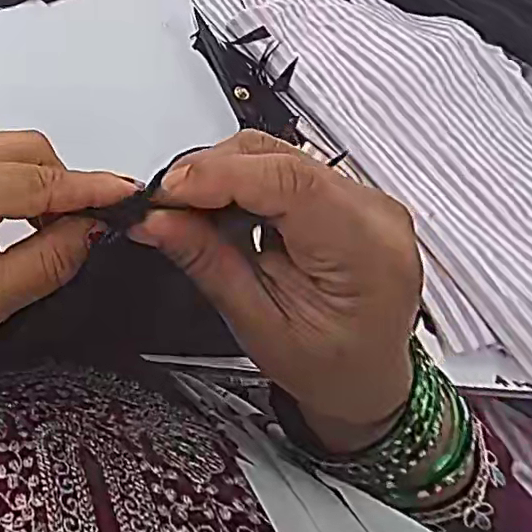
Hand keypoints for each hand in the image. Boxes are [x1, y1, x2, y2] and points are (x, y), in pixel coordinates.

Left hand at [0, 131, 136, 367]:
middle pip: (31, 152)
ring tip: (54, 230)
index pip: (42, 179)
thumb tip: (92, 228)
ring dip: (44, 184)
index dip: (91, 189)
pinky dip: (20, 184)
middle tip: (86, 227)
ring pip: (15, 152)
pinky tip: (27, 218)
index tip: (126, 194)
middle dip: (66, 185)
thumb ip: (50, 258)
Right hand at [130, 131, 422, 451]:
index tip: (168, 193)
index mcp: (366, 250)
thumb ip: (207, 263)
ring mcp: (359, 195)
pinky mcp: (338, 191)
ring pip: (270, 153)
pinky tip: (219, 211)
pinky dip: (236, 181)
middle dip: (208, 173)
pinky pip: (277, 165)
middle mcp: (372, 211)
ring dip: (218, 175)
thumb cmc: (332, 367)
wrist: (367, 377)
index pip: (288, 181)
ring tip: (188, 214)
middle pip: (274, 157)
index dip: (219, 175)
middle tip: (165, 206)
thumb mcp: (259, 326)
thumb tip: (158, 221)